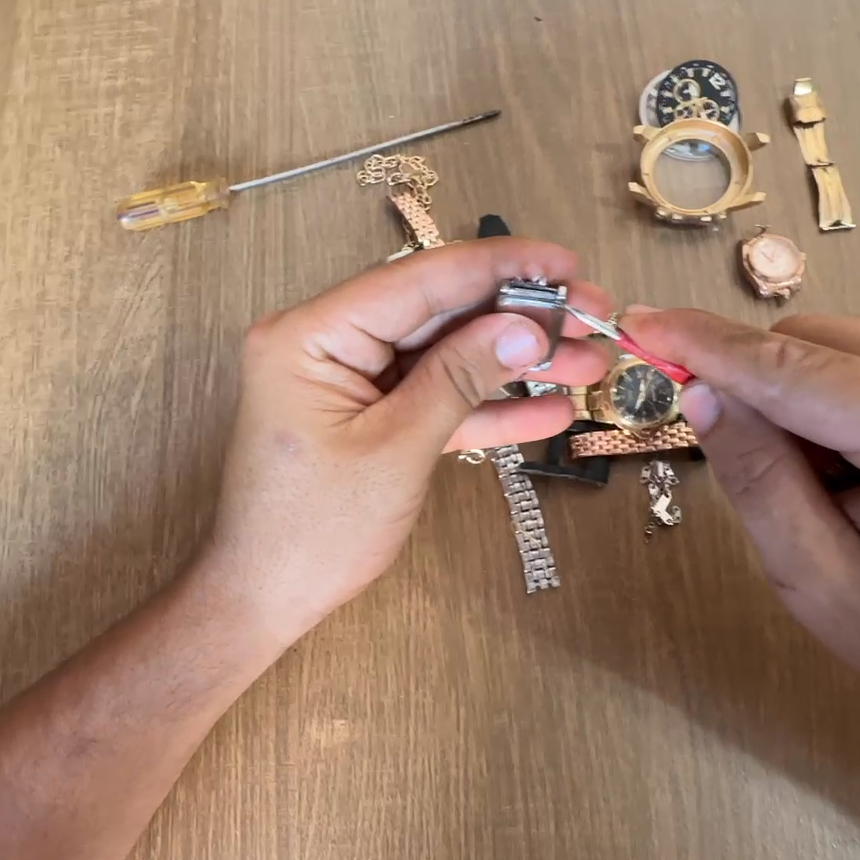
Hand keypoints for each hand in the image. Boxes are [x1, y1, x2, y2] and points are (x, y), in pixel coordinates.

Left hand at [204, 238, 612, 646]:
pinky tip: (547, 409)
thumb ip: (460, 377)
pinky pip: (431, 399)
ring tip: (588, 365)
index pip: (419, 280)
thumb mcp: (396, 448)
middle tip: (592, 316)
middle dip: (517, 318)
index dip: (499, 266)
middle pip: (437, 313)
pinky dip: (484, 407)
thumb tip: (527, 327)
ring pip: (443, 357)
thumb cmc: (314, 531)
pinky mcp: (368, 417)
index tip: (566, 261)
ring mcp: (348, 382)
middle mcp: (326, 344)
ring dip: (513, 364)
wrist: (267, 598)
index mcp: (311, 334)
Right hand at [622, 308, 859, 738]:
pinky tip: (855, 468)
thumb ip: (758, 481)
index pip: (807, 371)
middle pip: (825, 343)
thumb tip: (702, 393)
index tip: (640, 323)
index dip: (712, 346)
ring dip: (798, 401)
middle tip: (744, 465)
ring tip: (821, 487)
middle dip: (759, 389)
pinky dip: (836, 403)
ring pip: (847, 345)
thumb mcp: (820, 584)